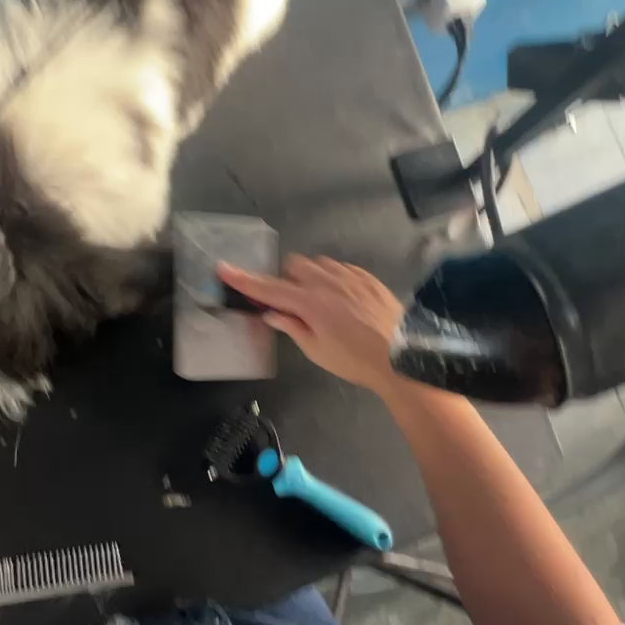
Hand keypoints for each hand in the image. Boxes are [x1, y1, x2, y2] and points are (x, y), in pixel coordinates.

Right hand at [220, 256, 410, 396]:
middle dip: (286, 279)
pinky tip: (340, 299)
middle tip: (290, 303)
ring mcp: (350, 276)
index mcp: (310, 303)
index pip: (269, 287)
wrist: (401, 357)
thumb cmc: (355, 361)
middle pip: (294, 265)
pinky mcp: (368, 277)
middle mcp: (328, 281)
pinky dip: (332, 278)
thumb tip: (271, 313)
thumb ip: (291, 327)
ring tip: (317, 301)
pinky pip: (341, 267)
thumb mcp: (317, 351)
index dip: (244, 279)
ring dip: (309, 276)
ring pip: (318, 263)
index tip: (223, 268)